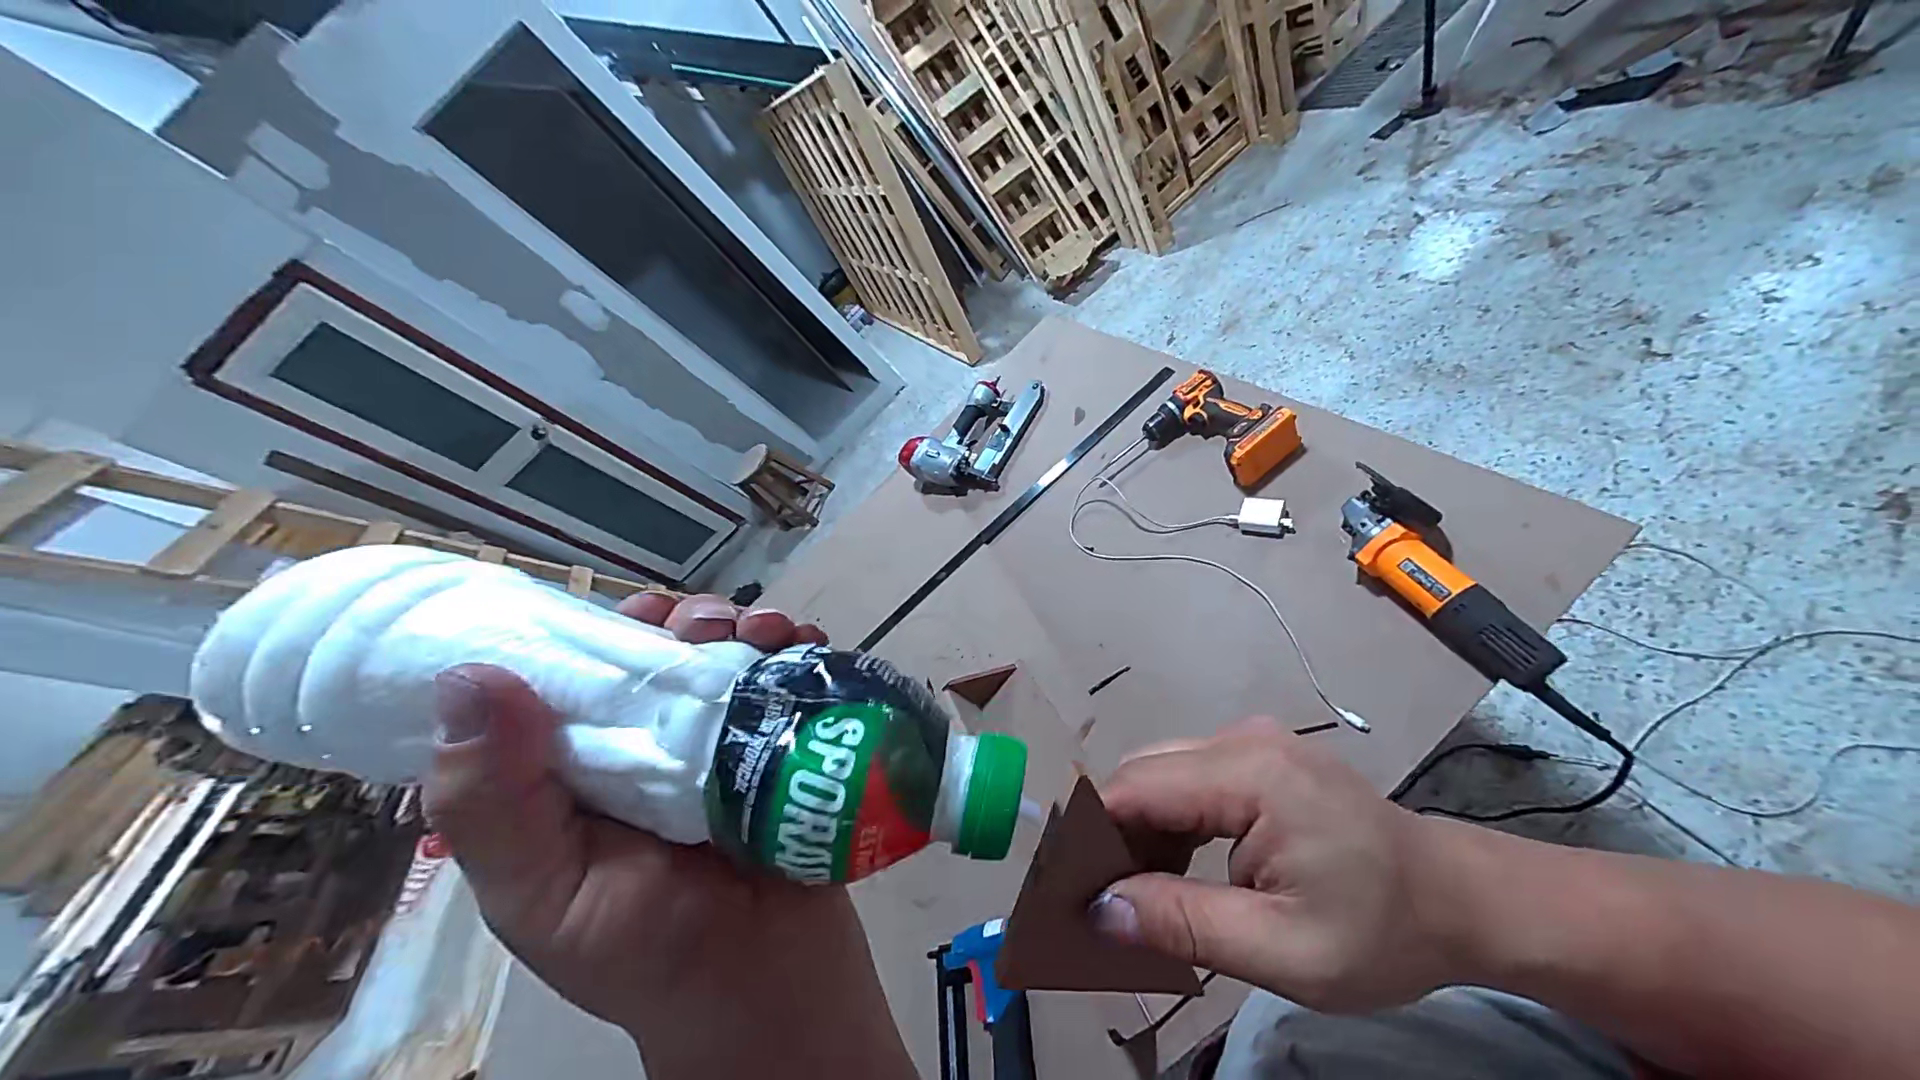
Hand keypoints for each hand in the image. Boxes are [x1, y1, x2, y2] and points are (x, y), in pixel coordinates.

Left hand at [424, 595, 908, 1077]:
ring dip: (749, 625)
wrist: (768, 987)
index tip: (643, 616)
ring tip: (773, 633)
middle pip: (666, 648)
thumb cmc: (649, 953)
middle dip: (692, 619)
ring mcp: (721, 738)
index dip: (605, 628)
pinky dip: (796, 648)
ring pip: (728, 654)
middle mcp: (649, 740)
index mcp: (579, 764)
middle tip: (716, 628)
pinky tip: (806, 645)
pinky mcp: (780, 743)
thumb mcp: (546, 894)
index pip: (581, 668)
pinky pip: (785, 678)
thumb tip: (469, 677)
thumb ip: (496, 804)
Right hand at [1089, 718, 1457, 1011]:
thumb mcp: (1283, 949)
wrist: (1458, 898)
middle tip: (1103, 898)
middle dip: (1113, 833)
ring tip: (1139, 887)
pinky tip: (1175, 862)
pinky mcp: (1255, 754)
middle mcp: (1241, 739)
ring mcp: (1249, 741)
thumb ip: (1184, 923)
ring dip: (1138, 827)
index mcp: (1250, 774)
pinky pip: (1186, 776)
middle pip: (1141, 774)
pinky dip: (1167, 818)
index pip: (1137, 788)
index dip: (1093, 833)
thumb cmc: (1382, 930)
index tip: (1067, 885)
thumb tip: (1099, 909)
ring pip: (1158, 773)